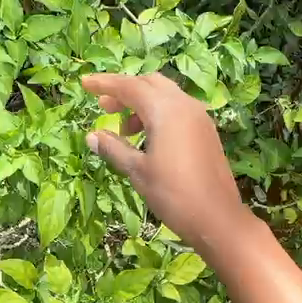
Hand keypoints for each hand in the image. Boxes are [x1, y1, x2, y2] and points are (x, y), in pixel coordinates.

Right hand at [81, 72, 261, 256]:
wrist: (217, 218)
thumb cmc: (173, 195)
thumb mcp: (138, 172)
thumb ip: (114, 148)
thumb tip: (92, 136)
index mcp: (165, 110)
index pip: (129, 86)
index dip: (104, 84)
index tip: (84, 83)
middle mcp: (185, 105)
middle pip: (150, 84)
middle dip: (125, 91)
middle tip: (104, 109)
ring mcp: (199, 118)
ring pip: (166, 96)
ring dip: (142, 104)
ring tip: (125, 132)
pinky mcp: (206, 132)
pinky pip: (178, 111)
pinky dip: (159, 115)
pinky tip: (149, 140)